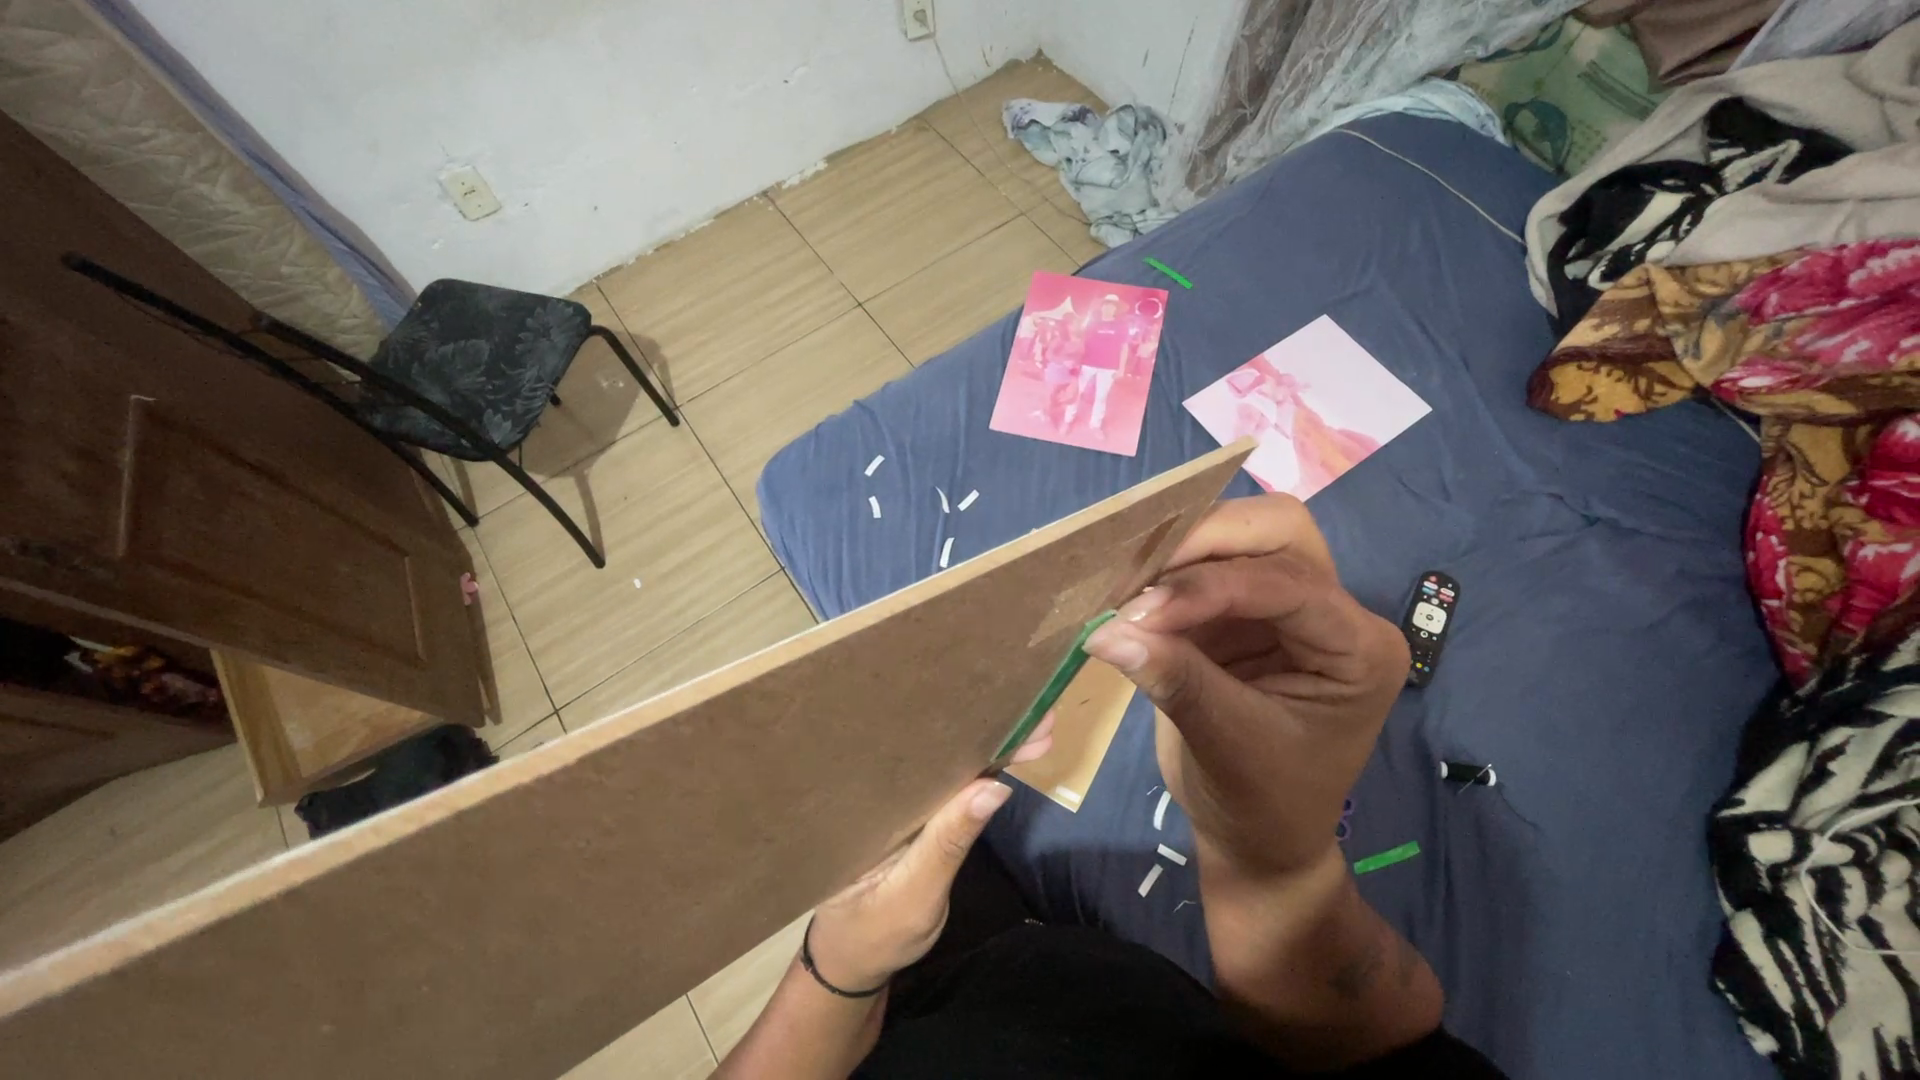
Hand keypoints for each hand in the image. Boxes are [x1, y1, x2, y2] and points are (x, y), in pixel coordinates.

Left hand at [804, 714, 1053, 991]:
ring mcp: (902, 799)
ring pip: (947, 762)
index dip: (965, 730)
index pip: (917, 752)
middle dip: (985, 725)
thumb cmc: (872, 932)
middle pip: (935, 748)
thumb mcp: (913, 896)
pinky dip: (986, 771)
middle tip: (1037, 710)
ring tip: (1039, 723)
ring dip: (992, 744)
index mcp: (869, 799)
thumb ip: (948, 842)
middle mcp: (883, 789)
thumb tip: (994, 786)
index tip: (1007, 710)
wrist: (852, 961)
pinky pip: (952, 784)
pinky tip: (1017, 752)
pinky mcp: (919, 812)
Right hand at [1084, 495, 1406, 875]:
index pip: (1288, 583)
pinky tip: (1127, 595)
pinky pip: (1203, 569)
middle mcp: (1332, 612)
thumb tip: (1105, 631)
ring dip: (1180, 553)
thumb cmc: (1264, 803)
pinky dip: (1163, 576)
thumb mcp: (1227, 746)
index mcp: (1358, 648)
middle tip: (1139, 572)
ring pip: (1240, 537)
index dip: (1210, 587)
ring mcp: (1285, 607)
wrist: (1256, 837)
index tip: (1140, 610)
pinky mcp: (1241, 614)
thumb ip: (1176, 679)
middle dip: (1205, 540)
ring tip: (1125, 585)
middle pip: (1277, 530)